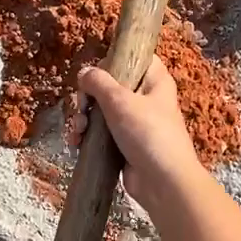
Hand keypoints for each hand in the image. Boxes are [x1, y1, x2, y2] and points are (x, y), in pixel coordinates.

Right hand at [69, 56, 205, 212]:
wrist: (163, 183)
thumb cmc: (148, 134)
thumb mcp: (120, 101)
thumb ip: (99, 82)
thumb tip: (84, 72)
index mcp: (154, 80)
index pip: (134, 57)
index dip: (113, 60)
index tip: (95, 72)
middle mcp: (144, 98)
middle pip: (108, 85)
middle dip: (88, 97)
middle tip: (82, 109)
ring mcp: (132, 122)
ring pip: (100, 110)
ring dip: (83, 119)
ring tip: (79, 132)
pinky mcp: (122, 144)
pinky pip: (99, 133)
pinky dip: (87, 136)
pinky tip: (77, 143)